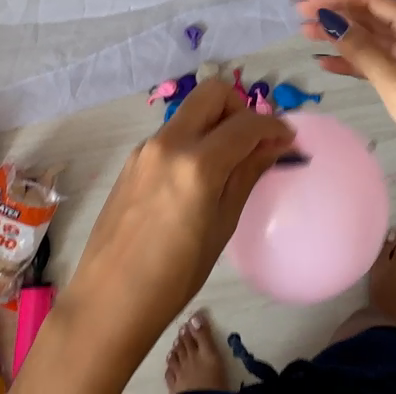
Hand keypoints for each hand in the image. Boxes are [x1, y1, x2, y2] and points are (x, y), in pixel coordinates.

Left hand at [22, 79, 290, 393]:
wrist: (108, 302)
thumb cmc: (175, 275)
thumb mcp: (223, 224)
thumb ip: (248, 174)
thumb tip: (276, 144)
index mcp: (198, 163)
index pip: (247, 123)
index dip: (274, 126)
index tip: (287, 138)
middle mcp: (170, 142)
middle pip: (213, 92)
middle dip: (240, 108)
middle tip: (252, 142)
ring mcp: (146, 148)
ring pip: (191, 111)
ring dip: (215, 123)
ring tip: (226, 164)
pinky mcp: (132, 160)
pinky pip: (172, 134)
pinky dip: (193, 140)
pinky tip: (196, 180)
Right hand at [299, 0, 395, 178]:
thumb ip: (363, 50)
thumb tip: (331, 19)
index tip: (306, 4)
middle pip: (370, 14)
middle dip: (336, 13)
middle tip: (299, 19)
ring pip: (370, 37)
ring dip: (341, 35)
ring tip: (306, 37)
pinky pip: (376, 60)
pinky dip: (352, 60)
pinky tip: (327, 63)